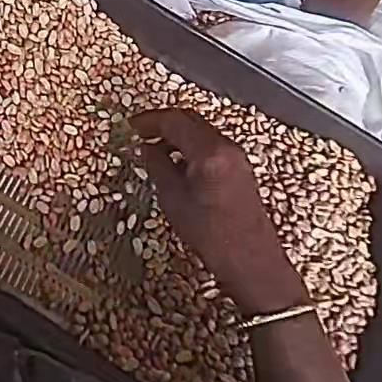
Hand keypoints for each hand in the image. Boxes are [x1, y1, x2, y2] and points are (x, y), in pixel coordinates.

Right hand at [130, 108, 309, 314]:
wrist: (251, 261)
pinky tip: (176, 164)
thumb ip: (157, 166)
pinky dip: (191, 147)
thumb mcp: (173, 199)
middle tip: (139, 134)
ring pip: (201, 132)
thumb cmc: (210, 234)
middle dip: (162, 124)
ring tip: (153, 151)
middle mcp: (226, 146)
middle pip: (190, 120)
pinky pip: (211, 146)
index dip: (149, 120)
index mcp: (209, 151)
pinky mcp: (240, 168)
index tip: (130, 126)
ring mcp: (236, 156)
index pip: (174, 120)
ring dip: (177, 136)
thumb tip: (144, 148)